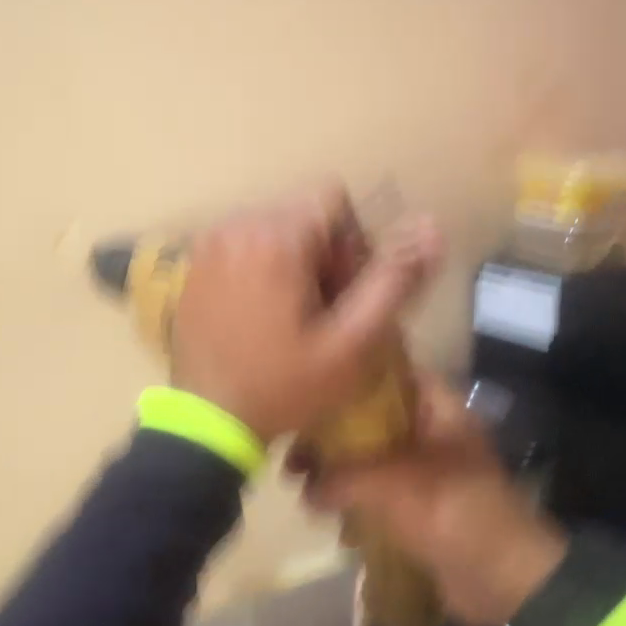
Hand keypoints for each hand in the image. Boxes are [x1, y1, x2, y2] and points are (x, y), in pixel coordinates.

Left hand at [170, 186, 441, 443]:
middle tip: (322, 317)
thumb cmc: (284, 387)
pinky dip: (262, 273)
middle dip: (323, 257)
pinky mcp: (193, 268)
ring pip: (274, 232)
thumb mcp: (352, 343)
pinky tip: (261, 320)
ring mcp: (208, 246)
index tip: (344, 295)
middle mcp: (236, 225)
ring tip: (291, 322)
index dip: (352, 245)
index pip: (334, 202)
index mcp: (275, 235)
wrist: (208, 423)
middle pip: (303, 216)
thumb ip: (394, 281)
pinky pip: (243, 249)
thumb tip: (432, 226)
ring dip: (293, 266)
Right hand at [296, 375, 567, 625]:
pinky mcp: (420, 512)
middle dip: (333, 434)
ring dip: (337, 472)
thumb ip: (340, 477)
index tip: (311, 382)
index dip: (354, 374)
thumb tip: (304, 488)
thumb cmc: (452, 513)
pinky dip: (353, 504)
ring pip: (372, 461)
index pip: (395, 375)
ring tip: (298, 484)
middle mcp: (433, 436)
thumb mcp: (390, 485)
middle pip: (374, 421)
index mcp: (440, 412)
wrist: (503, 581)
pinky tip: (323, 514)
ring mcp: (427, 475)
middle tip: (293, 449)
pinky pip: (378, 498)